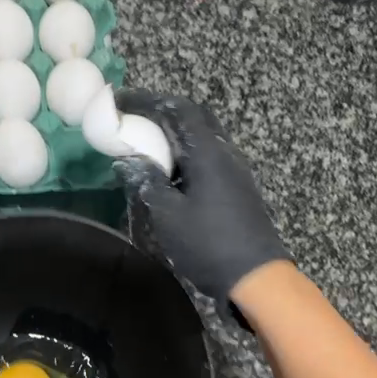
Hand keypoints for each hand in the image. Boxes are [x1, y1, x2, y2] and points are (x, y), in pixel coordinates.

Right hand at [114, 90, 290, 308]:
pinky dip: (187, 160)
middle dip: (163, 117)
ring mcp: (236, 173)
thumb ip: (148, 182)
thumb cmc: (208, 244)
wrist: (255, 277)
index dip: (148, 101)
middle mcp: (225, 153)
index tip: (121, 103)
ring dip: (175, 140)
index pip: (179, 108)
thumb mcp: (168, 215)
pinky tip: (172, 177)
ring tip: (148, 151)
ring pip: (202, 142)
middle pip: (194, 120)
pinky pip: (209, 162)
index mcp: (207, 151)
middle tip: (134, 124)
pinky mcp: (239, 192)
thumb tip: (128, 160)